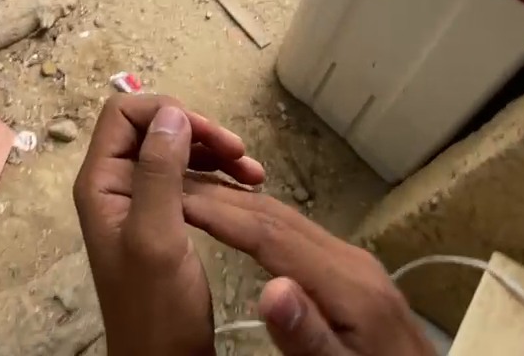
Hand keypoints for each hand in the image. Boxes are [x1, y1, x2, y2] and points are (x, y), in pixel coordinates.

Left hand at [72, 95, 265, 355]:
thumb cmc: (157, 309)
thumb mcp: (157, 238)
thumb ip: (159, 172)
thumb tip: (171, 113)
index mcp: (100, 180)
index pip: (122, 114)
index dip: (163, 111)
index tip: (208, 133)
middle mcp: (115, 182)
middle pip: (150, 127)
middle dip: (195, 130)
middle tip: (239, 152)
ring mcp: (138, 200)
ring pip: (172, 149)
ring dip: (211, 150)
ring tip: (252, 170)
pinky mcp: (162, 217)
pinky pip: (186, 177)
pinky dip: (215, 173)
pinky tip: (246, 184)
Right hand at [182, 182, 430, 355]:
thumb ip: (311, 339)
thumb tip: (271, 287)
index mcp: (350, 285)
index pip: (271, 234)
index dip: (220, 212)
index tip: (173, 196)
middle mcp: (352, 261)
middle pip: (276, 216)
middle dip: (220, 196)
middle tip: (168, 183)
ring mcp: (354, 264)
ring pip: (284, 217)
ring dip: (235, 200)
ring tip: (189, 192)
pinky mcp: (353, 273)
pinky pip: (293, 230)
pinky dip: (255, 217)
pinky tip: (237, 219)